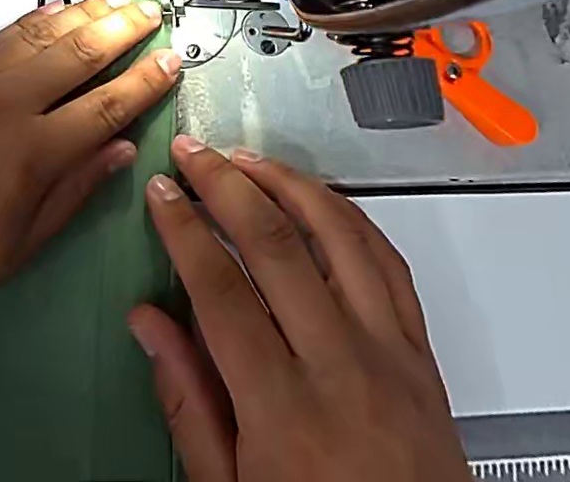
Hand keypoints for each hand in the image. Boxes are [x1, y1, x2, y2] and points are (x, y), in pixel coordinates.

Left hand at [0, 0, 179, 355]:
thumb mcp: (14, 251)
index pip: (108, 105)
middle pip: (80, 53)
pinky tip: (57, 8)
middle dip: (123, 28)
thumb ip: (74, 192)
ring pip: (41, 34)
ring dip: (85, 12)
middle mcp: (6, 106)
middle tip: (153, 9)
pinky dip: (34, 19)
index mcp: (32, 157)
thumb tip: (124, 148)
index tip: (174, 57)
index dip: (147, 80)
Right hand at [129, 139, 469, 481]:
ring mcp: (390, 352)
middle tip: (194, 154)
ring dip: (287, 182)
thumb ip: (187, 401)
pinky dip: (348, 214)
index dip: (184, 229)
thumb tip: (147, 319)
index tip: (162, 193)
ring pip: (338, 234)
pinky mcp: (422, 350)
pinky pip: (387, 259)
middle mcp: (341, 368)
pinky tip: (316, 195)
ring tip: (247, 158)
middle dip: (226, 184)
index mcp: (284, 414)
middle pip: (277, 244)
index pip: (221, 290)